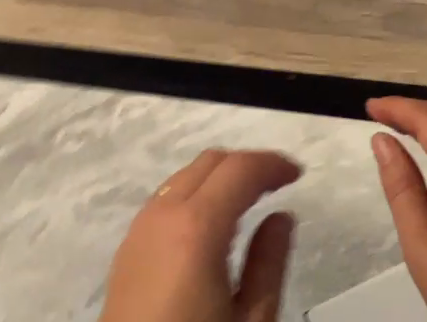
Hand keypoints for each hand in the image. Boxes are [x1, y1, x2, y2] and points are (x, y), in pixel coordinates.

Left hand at [99, 149, 301, 321]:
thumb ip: (268, 263)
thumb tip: (281, 218)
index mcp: (197, 227)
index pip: (238, 170)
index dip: (271, 164)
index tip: (298, 174)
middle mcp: (163, 213)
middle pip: (208, 162)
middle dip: (246, 164)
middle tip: (280, 183)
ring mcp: (140, 227)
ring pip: (184, 176)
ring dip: (219, 177)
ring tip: (251, 200)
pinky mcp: (128, 245)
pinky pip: (166, 199)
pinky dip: (195, 194)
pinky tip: (214, 223)